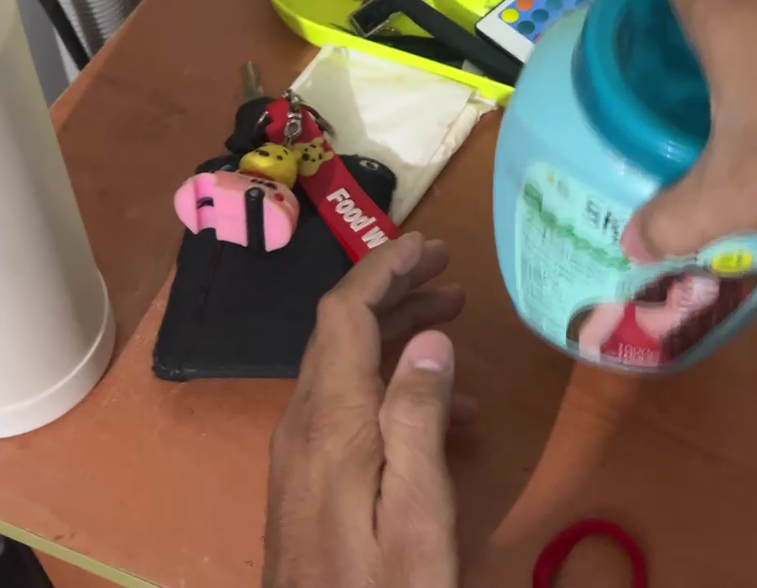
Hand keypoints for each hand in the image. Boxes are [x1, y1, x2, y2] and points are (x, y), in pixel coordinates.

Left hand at [265, 233, 468, 587]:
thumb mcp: (417, 512)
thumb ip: (419, 419)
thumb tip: (430, 338)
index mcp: (332, 421)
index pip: (345, 313)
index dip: (383, 268)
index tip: (427, 244)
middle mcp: (307, 423)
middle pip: (343, 329)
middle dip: (394, 286)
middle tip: (447, 267)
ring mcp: (304, 451)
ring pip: (348, 361)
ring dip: (398, 327)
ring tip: (452, 312)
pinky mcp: (312, 475)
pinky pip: (351, 402)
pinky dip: (394, 379)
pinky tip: (446, 400)